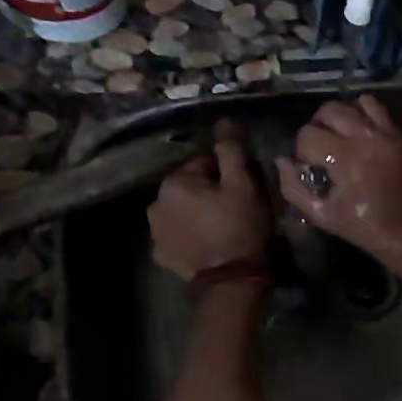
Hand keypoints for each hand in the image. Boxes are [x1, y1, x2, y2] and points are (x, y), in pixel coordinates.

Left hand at [148, 119, 271, 278]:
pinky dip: (192, 235)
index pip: (204, 163)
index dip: (228, 174)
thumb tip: (225, 121)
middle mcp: (155, 202)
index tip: (246, 188)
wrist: (230, 279)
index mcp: (175, 181)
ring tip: (225, 227)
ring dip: (199, 213)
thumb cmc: (240, 227)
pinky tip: (210, 244)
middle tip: (238, 207)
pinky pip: (178, 234)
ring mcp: (155, 231)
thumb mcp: (243, 185)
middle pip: (191, 187)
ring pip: (183, 210)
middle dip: (211, 192)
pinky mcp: (161, 255)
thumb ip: (231, 151)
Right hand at [275, 95, 401, 281]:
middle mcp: (368, 140)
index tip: (309, 166)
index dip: (301, 151)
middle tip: (320, 146)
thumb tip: (282, 160)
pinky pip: (378, 109)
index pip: (308, 135)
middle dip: (317, 126)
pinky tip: (360, 132)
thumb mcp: (320, 214)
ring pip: (356, 103)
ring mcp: (388, 135)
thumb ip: (293, 187)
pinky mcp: (401, 137)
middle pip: (330, 110)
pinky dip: (364, 114)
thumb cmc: (362, 225)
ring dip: (341, 115)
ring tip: (340, 135)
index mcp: (347, 160)